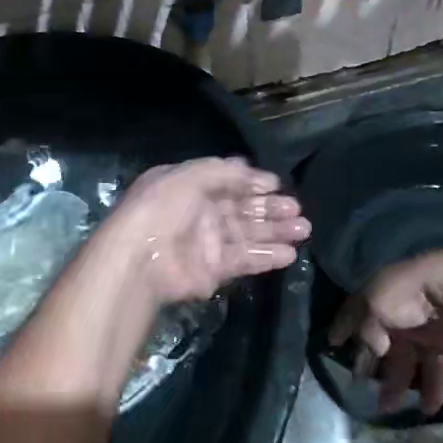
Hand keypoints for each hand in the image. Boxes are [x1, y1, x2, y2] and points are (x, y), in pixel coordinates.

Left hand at [99, 157, 309, 304]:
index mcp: (192, 188)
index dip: (255, 184)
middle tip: (298, 210)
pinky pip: (246, 260)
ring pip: (250, 235)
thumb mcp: (189, 176)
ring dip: (277, 232)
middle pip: (244, 209)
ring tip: (304, 230)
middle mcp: (202, 213)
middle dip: (272, 209)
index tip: (277, 186)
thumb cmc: (162, 208)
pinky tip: (290, 253)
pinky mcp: (215, 270)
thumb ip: (224, 171)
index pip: (230, 183)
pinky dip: (267, 257)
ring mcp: (209, 243)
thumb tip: (255, 173)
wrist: (139, 259)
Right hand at [328, 251, 442, 414]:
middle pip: (380, 344)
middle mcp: (396, 312)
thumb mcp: (374, 309)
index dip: (342, 329)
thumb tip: (374, 351)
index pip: (353, 315)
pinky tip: (429, 408)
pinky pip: (434, 366)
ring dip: (398, 385)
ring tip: (389, 410)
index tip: (332, 346)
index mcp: (376, 298)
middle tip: (361, 391)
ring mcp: (421, 326)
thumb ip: (367, 332)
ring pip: (406, 360)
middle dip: (370, 368)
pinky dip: (432, 387)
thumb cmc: (407, 294)